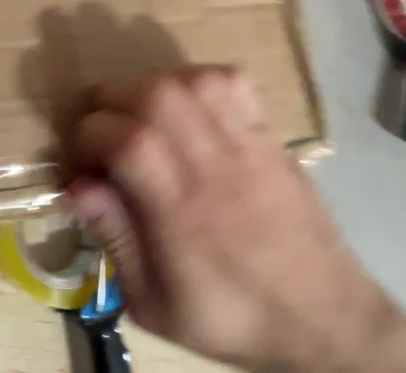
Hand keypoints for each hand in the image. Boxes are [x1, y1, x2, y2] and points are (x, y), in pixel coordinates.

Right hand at [67, 67, 405, 372]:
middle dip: (110, 102)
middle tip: (104, 130)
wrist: (328, 325)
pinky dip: (198, 81)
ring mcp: (247, 146)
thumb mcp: (156, 306)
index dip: (88, 137)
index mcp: (182, 214)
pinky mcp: (270, 137)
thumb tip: (78, 185)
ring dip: (150, 88)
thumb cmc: (232, 318)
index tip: (83, 159)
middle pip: (153, 96)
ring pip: (189, 82)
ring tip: (141, 116)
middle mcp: (214, 168)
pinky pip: (232, 82)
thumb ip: (114, 241)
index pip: (126, 141)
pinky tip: (186, 107)